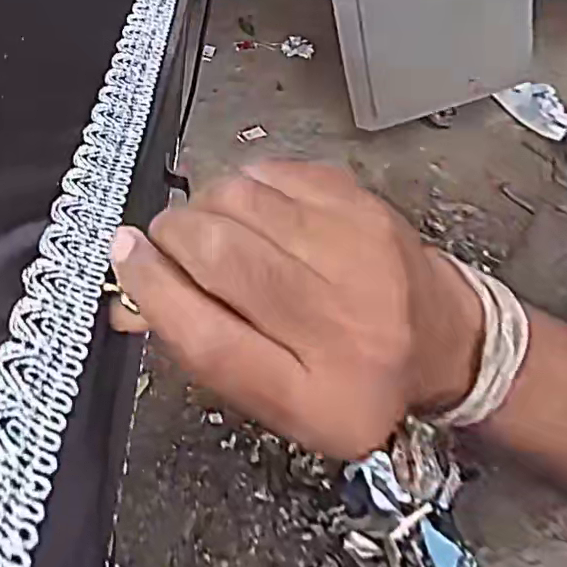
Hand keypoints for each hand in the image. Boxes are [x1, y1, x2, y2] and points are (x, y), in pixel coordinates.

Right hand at [108, 162, 482, 458]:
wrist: (444, 339)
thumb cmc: (340, 371)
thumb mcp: (267, 388)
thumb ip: (191, 341)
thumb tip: (123, 295)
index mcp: (315, 395)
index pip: (207, 337)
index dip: (150, 287)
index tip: (123, 254)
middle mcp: (346, 327)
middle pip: (216, 253)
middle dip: (171, 236)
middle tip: (172, 242)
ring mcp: (360, 254)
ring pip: (232, 199)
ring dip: (203, 207)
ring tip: (221, 229)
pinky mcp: (360, 202)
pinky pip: (261, 170)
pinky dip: (239, 186)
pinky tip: (257, 213)